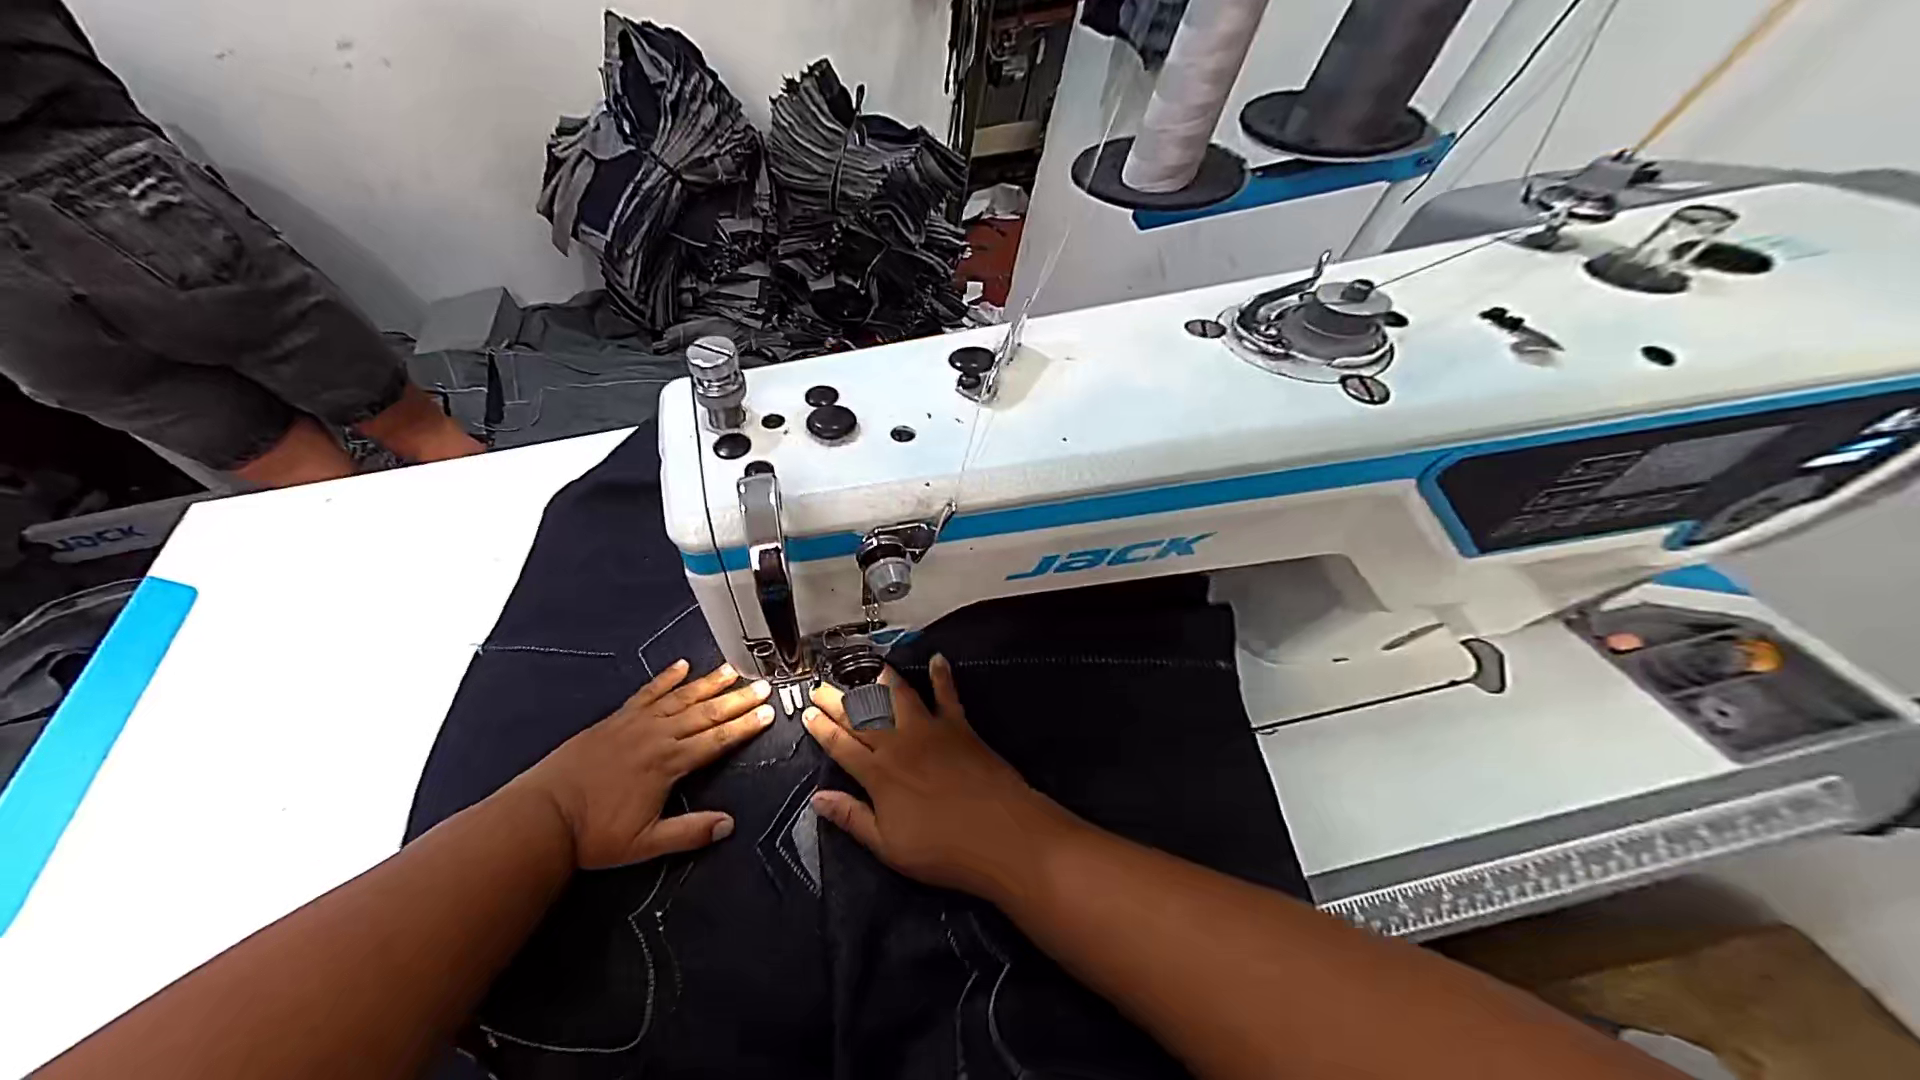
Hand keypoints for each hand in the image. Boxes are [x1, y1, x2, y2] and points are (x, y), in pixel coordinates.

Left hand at [509, 660, 774, 868]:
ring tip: (733, 669)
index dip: (745, 726)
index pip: (717, 739)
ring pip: (682, 697)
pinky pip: (648, 692)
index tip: (768, 713)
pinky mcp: (616, 719)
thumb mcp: (644, 843)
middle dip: (738, 699)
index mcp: (669, 762)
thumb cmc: (594, 833)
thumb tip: (727, 824)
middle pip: (706, 712)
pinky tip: (681, 666)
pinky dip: (666, 678)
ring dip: (710, 683)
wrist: (542, 816)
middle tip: (763, 686)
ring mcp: (636, 723)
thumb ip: (688, 832)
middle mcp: (657, 735)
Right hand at [802, 656, 1074, 899]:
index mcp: (878, 774)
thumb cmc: (942, 848)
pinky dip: (941, 676)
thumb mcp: (887, 846)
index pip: (840, 745)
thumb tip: (819, 799)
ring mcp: (930, 730)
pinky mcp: (960, 726)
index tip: (807, 714)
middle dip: (838, 700)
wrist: (1000, 832)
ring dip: (881, 681)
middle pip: (862, 716)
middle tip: (822, 686)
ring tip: (869, 669)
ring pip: (899, 697)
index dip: (822, 728)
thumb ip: (851, 818)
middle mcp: (899, 744)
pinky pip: (947, 695)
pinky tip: (937, 660)